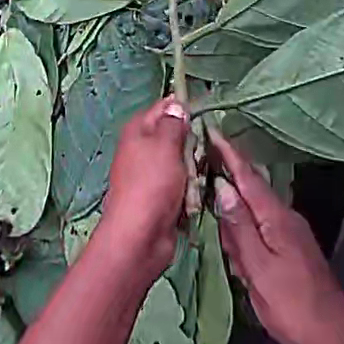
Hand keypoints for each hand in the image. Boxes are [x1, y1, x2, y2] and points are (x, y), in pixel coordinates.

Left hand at [95, 97, 191, 270]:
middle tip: (199, 154)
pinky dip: (189, 192)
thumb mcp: (166, 144)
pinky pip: (182, 186)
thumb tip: (177, 105)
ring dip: (193, 172)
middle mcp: (143, 149)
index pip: (165, 107)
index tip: (204, 115)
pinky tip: (193, 200)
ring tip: (196, 181)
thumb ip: (174, 122)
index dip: (184, 109)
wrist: (139, 239)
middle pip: (176, 136)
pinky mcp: (161, 198)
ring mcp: (151, 175)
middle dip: (192, 145)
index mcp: (139, 129)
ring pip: (183, 162)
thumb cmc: (151, 183)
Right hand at [211, 129, 343, 343]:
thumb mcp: (259, 268)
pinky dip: (246, 235)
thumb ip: (239, 227)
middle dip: (227, 186)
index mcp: (276, 216)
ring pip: (254, 212)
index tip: (211, 128)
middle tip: (202, 182)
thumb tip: (222, 186)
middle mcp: (285, 216)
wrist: (333, 338)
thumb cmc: (293, 304)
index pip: (247, 175)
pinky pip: (262, 229)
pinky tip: (239, 254)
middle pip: (249, 191)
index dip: (228, 152)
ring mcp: (291, 231)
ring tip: (219, 229)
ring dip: (235, 218)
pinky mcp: (292, 247)